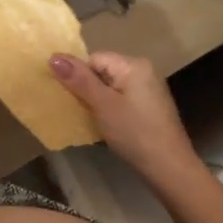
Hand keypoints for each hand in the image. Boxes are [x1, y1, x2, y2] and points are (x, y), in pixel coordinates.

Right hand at [49, 52, 199, 179]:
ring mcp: (149, 90)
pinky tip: (108, 126)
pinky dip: (111, 109)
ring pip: (112, 87)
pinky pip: (123, 99)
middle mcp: (144, 71)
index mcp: (134, 65)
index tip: (71, 99)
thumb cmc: (134, 132)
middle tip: (78, 111)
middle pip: (104, 71)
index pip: (95, 59)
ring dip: (98, 101)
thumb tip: (53, 56)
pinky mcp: (150, 107)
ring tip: (92, 120)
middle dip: (88, 89)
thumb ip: (79, 80)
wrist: (168, 166)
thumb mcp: (103, 105)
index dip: (79, 77)